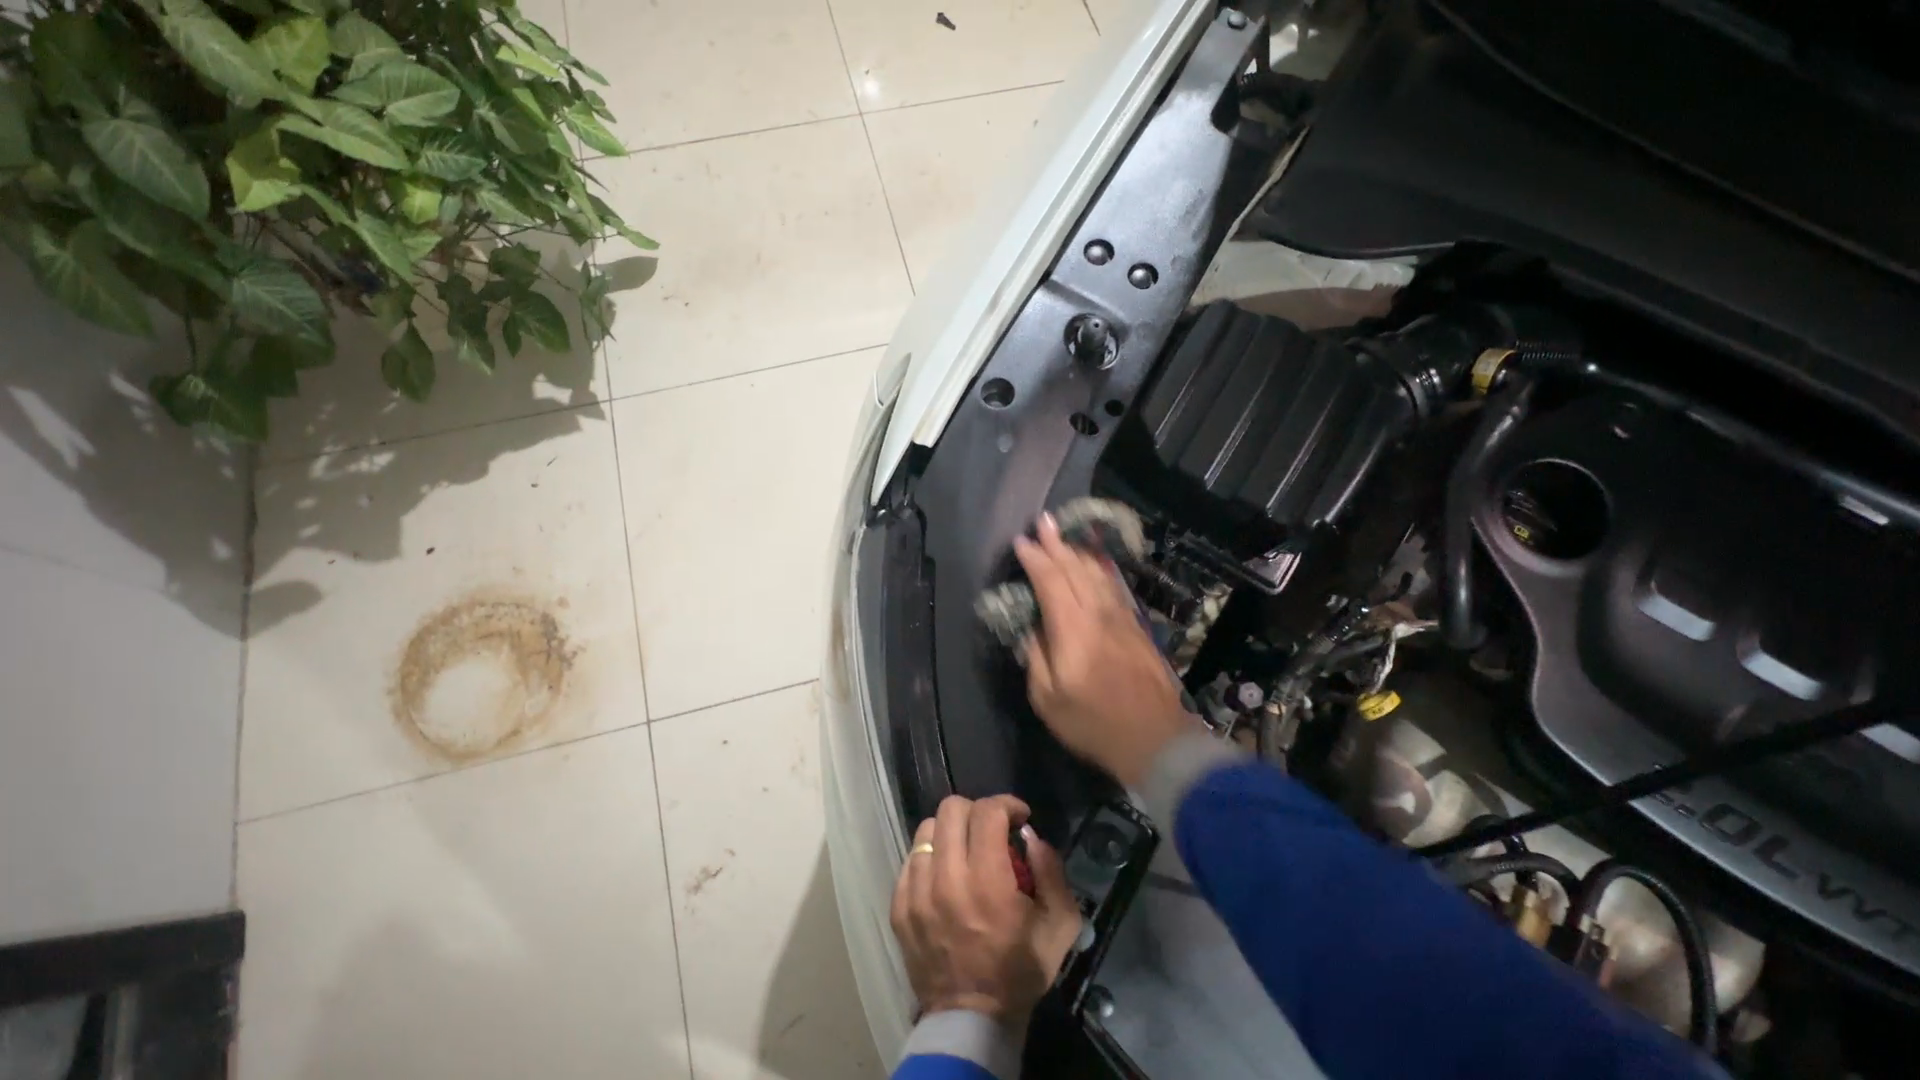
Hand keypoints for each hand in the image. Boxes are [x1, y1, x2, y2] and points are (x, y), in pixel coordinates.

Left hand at [891, 795, 1081, 1023]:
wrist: (971, 1018)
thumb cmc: (1020, 971)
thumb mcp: (1060, 925)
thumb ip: (1052, 872)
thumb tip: (1031, 837)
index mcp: (988, 882)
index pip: (987, 812)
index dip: (1007, 804)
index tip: (1019, 817)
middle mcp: (946, 879)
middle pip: (951, 810)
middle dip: (978, 811)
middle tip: (993, 830)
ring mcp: (916, 893)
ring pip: (927, 830)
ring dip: (951, 832)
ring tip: (965, 851)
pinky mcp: (898, 907)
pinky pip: (910, 860)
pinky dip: (931, 858)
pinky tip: (945, 875)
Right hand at [1014, 513, 1202, 787]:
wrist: (1155, 740)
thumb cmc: (1094, 724)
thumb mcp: (1048, 700)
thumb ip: (1035, 658)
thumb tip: (1031, 629)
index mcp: (1072, 630)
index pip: (1051, 582)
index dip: (1035, 559)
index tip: (1021, 542)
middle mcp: (1099, 615)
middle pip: (1075, 570)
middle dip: (1057, 545)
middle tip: (1043, 522)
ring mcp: (1122, 620)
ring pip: (1098, 575)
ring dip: (1079, 553)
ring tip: (1065, 536)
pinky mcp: (1137, 629)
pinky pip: (1114, 588)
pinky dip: (1101, 570)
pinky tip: (1096, 565)